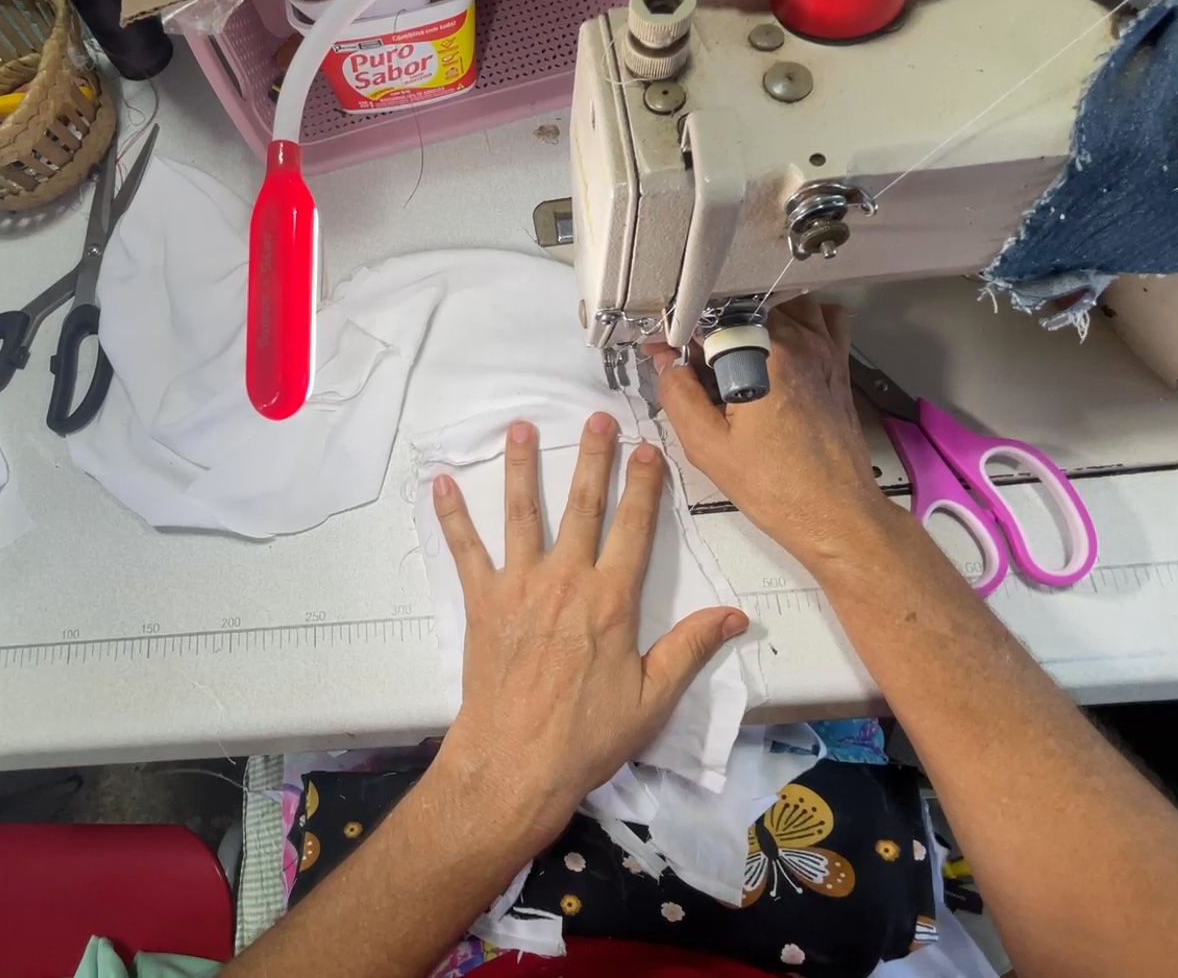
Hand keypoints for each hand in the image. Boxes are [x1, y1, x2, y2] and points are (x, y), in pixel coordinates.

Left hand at [428, 413, 748, 848]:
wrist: (516, 762)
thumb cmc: (588, 735)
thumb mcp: (653, 698)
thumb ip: (691, 648)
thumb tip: (736, 616)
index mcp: (611, 600)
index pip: (634, 528)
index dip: (643, 485)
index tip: (647, 447)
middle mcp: (566, 580)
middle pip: (582, 505)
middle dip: (592, 457)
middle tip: (596, 417)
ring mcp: (519, 585)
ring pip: (522, 513)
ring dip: (521, 467)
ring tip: (520, 427)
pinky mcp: (482, 600)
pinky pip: (465, 549)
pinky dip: (452, 515)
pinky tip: (442, 483)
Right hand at [647, 296, 893, 570]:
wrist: (835, 513)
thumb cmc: (776, 487)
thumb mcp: (707, 446)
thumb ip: (678, 395)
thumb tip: (666, 363)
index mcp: (764, 359)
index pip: (708, 320)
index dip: (677, 333)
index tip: (661, 350)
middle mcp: (799, 345)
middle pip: (743, 306)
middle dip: (709, 324)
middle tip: (689, 358)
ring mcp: (824, 351)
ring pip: (783, 302)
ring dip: (752, 315)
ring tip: (731, 349)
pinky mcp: (837, 365)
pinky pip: (822, 318)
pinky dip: (798, 319)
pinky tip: (776, 347)